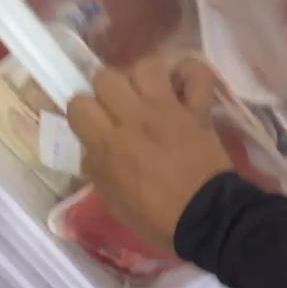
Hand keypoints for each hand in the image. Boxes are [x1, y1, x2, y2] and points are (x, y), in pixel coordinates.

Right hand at [69, 55, 234, 253]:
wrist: (207, 221)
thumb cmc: (158, 220)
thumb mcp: (114, 202)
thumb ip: (98, 170)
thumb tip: (93, 150)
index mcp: (109, 145)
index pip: (79, 104)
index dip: (84, 113)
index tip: (93, 125)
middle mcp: (134, 120)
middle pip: (106, 77)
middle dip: (108, 90)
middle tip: (120, 110)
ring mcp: (168, 111)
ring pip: (146, 66)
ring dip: (144, 77)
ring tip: (149, 95)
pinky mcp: (198, 111)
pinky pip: (196, 74)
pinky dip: (190, 74)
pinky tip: (183, 87)